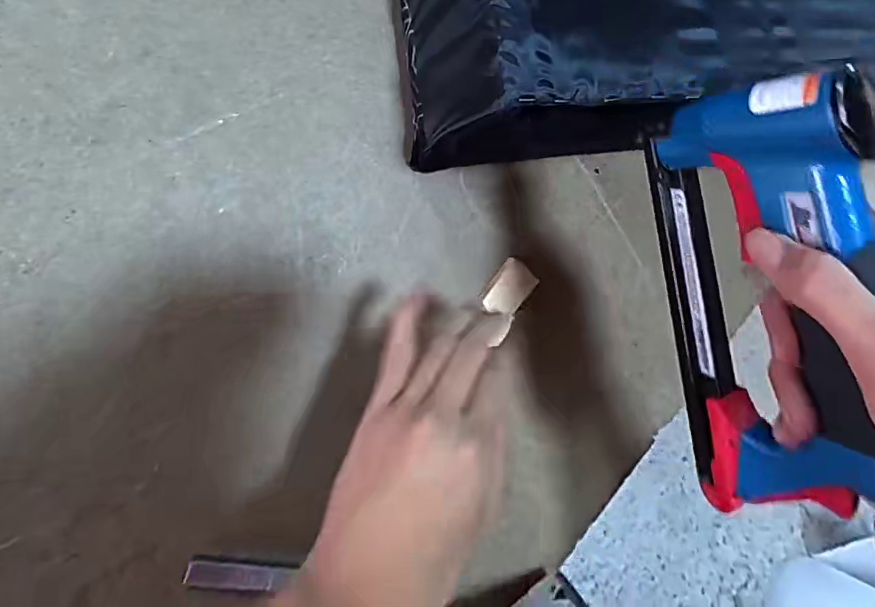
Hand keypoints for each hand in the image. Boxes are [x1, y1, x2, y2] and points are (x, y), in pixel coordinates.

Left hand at [279, 295, 510, 606]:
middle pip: (473, 353)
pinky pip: (395, 353)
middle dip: (490, 324)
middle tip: (500, 306)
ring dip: (460, 317)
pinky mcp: (377, 408)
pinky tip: (418, 296)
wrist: (365, 578)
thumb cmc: (433, 554)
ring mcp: (407, 408)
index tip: (509, 341)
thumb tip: (497, 401)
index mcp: (477, 447)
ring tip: (474, 301)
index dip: (505, 355)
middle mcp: (445, 417)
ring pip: (440, 346)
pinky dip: (407, 319)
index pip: (498, 380)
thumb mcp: (484, 507)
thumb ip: (495, 447)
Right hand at [747, 222, 874, 606]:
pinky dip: (836, 387)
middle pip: (833, 279)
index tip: (762, 288)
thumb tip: (760, 235)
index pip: (840, 222)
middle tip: (791, 380)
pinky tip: (818, 427)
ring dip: (810, 369)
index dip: (792, 246)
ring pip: (841, 323)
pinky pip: (866, 356)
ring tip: (805, 421)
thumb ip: (821, 288)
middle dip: (799, 332)